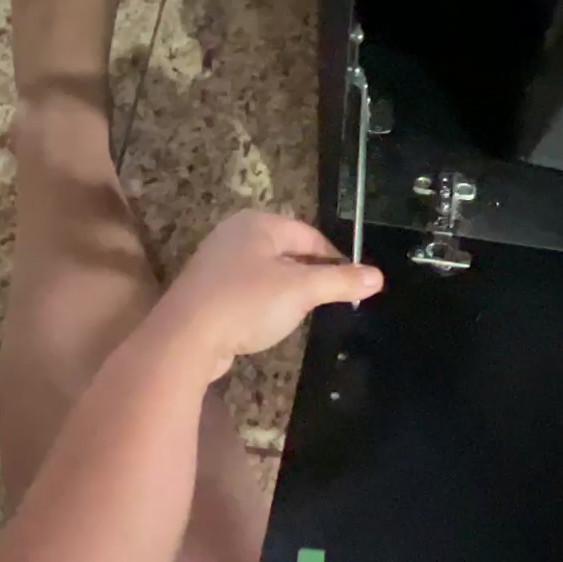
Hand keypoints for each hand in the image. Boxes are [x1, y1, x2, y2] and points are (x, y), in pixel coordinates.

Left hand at [150, 211, 382, 380]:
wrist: (185, 337)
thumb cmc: (246, 303)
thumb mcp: (301, 291)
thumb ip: (340, 281)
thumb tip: (377, 277)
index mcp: (259, 224)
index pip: (310, 235)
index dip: (335, 260)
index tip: (352, 285)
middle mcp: (236, 234)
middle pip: (289, 252)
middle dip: (310, 276)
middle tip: (328, 301)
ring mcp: (218, 262)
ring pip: (268, 272)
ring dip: (287, 291)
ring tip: (299, 314)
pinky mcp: (208, 290)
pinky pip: (248, 290)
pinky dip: (263, 303)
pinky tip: (267, 322)